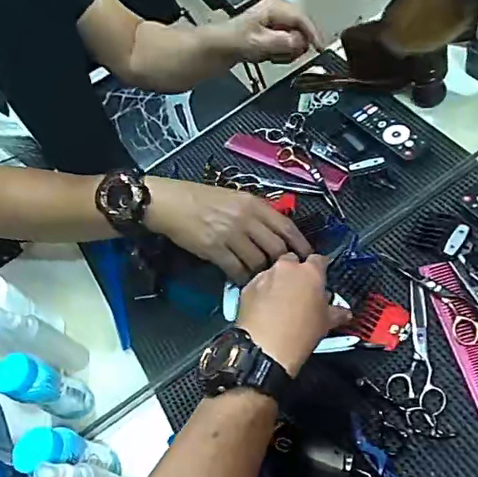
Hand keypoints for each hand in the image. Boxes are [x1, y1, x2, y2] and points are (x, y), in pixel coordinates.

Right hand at [146, 177, 313, 282]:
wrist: (168, 203)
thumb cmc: (199, 199)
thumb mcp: (234, 197)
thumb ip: (256, 213)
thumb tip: (275, 232)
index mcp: (253, 204)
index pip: (286, 226)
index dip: (300, 244)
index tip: (308, 256)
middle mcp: (246, 218)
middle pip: (276, 247)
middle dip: (283, 264)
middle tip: (285, 273)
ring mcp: (231, 234)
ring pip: (258, 261)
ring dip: (262, 273)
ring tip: (263, 279)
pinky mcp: (215, 249)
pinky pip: (236, 269)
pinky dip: (242, 276)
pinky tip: (242, 279)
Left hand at [226, 0, 321, 64]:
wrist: (221, 48)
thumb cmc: (237, 42)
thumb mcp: (262, 43)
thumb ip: (285, 42)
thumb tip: (302, 42)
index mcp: (275, 7)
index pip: (302, 18)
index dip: (313, 34)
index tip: (320, 49)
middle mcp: (278, 11)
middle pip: (302, 29)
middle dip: (297, 45)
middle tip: (285, 56)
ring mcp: (277, 21)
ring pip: (297, 38)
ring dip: (289, 51)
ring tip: (274, 56)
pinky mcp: (275, 32)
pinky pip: (290, 43)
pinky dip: (284, 52)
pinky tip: (272, 56)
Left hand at [235, 254, 350, 374]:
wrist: (265, 348)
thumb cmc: (301, 333)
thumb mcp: (326, 323)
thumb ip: (336, 312)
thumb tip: (344, 312)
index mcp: (310, 272)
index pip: (319, 259)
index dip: (320, 269)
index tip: (320, 279)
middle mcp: (286, 268)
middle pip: (293, 261)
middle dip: (297, 273)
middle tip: (300, 291)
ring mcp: (264, 275)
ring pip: (274, 272)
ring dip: (278, 282)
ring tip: (281, 302)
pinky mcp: (247, 287)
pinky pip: (259, 284)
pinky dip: (263, 292)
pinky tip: (265, 308)